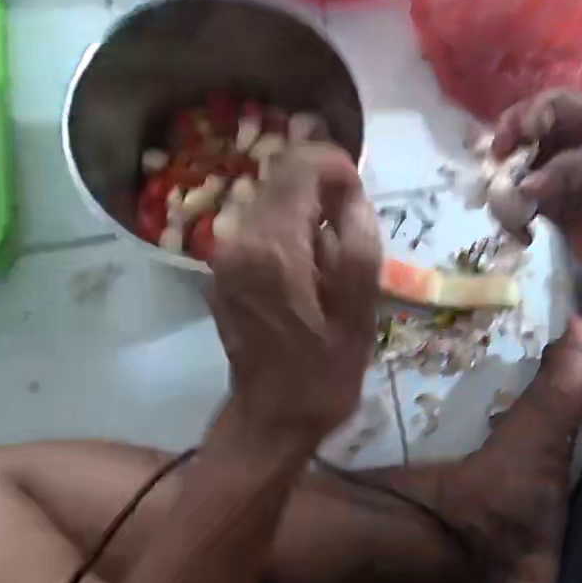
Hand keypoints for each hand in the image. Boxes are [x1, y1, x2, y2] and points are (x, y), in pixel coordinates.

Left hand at [209, 143, 381, 448]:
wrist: (270, 417)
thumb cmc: (322, 372)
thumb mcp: (359, 314)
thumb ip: (359, 245)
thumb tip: (353, 197)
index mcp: (274, 250)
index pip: (299, 168)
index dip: (334, 165)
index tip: (358, 193)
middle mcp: (239, 241)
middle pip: (282, 178)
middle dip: (323, 190)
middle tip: (352, 231)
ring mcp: (224, 254)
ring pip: (271, 199)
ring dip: (307, 211)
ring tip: (332, 257)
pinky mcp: (222, 267)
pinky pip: (260, 224)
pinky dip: (289, 229)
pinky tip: (308, 268)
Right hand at [491, 90, 581, 282]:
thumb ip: (568, 166)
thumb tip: (523, 185)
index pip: (558, 103)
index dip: (533, 114)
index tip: (522, 135)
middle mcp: (580, 141)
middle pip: (531, 128)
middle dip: (509, 142)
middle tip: (493, 159)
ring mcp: (561, 172)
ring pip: (519, 162)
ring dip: (505, 179)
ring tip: (498, 198)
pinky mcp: (548, 202)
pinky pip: (519, 196)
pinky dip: (511, 209)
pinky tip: (521, 228)